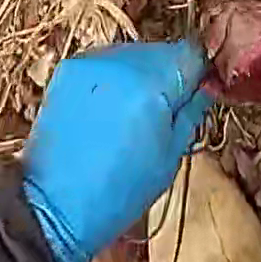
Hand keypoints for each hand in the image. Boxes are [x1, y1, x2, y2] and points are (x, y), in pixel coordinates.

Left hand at [21, 40, 211, 261]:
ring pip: (136, 55)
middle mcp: (125, 61)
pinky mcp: (72, 66)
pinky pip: (108, 62)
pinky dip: (113, 79)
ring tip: (129, 113)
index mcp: (154, 82)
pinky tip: (107, 109)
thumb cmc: (117, 190)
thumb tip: (209, 85)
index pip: (192, 53)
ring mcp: (96, 60)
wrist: (51, 209)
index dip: (198, 73)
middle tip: (159, 112)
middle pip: (163, 51)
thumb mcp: (170, 156)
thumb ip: (193, 111)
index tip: (194, 92)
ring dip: (140, 76)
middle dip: (167, 75)